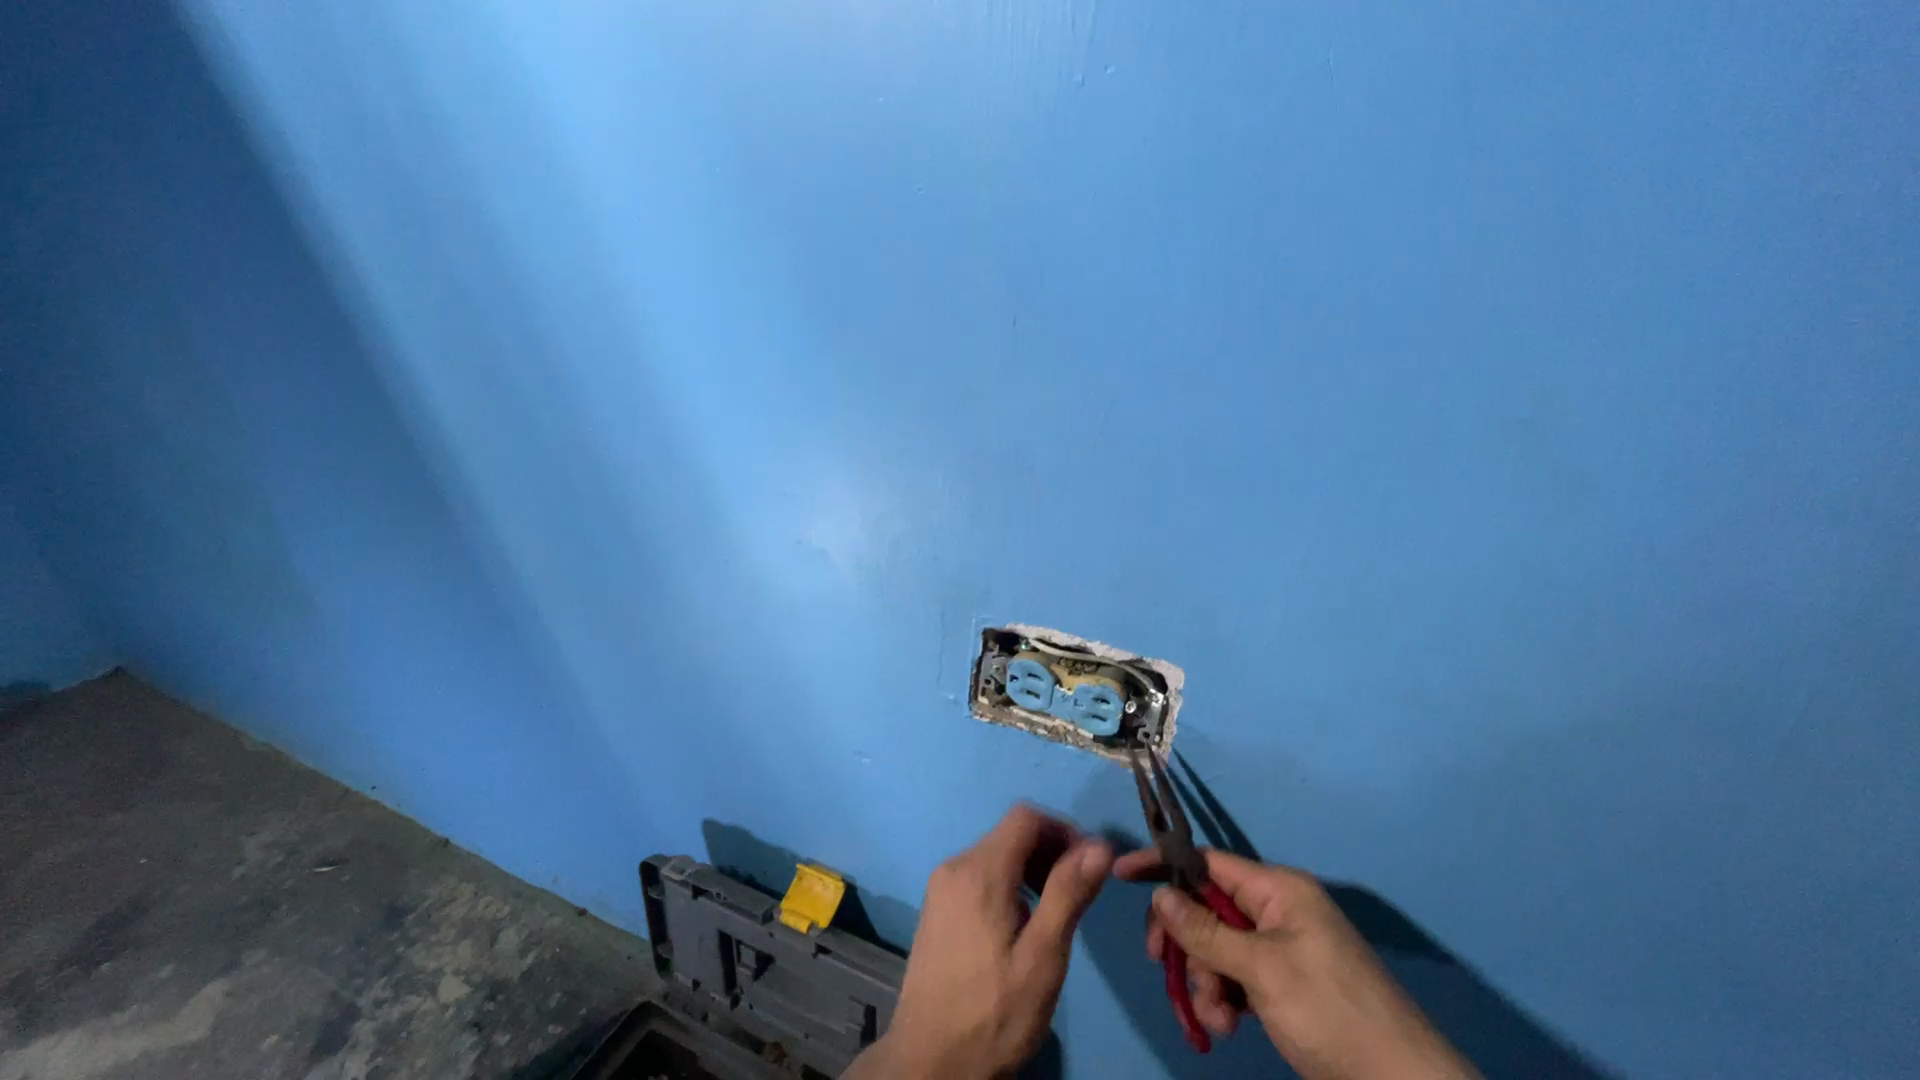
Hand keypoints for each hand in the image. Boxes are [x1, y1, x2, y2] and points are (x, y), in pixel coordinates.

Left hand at [846, 805, 1112, 1079]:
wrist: (930, 1062)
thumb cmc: (994, 1013)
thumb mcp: (1042, 957)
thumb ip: (1068, 894)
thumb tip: (1099, 844)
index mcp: (979, 871)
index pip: (1026, 817)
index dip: (1064, 831)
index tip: (1089, 867)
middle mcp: (954, 867)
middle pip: (1010, 833)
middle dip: (1050, 851)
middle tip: (1078, 894)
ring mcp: (940, 888)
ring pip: (995, 854)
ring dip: (1031, 868)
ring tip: (1054, 913)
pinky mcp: (936, 909)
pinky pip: (978, 875)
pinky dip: (1008, 883)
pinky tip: (1021, 925)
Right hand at [1114, 848, 1478, 1079]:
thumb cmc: (1329, 1011)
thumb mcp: (1261, 968)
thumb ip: (1205, 930)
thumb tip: (1160, 894)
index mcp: (1278, 890)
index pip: (1207, 861)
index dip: (1163, 864)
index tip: (1120, 875)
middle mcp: (1278, 911)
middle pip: (1206, 909)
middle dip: (1186, 944)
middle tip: (1164, 968)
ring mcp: (1282, 949)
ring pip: (1216, 949)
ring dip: (1205, 981)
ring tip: (1216, 1020)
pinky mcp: (1284, 984)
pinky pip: (1235, 977)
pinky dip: (1223, 998)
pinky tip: (1225, 1027)